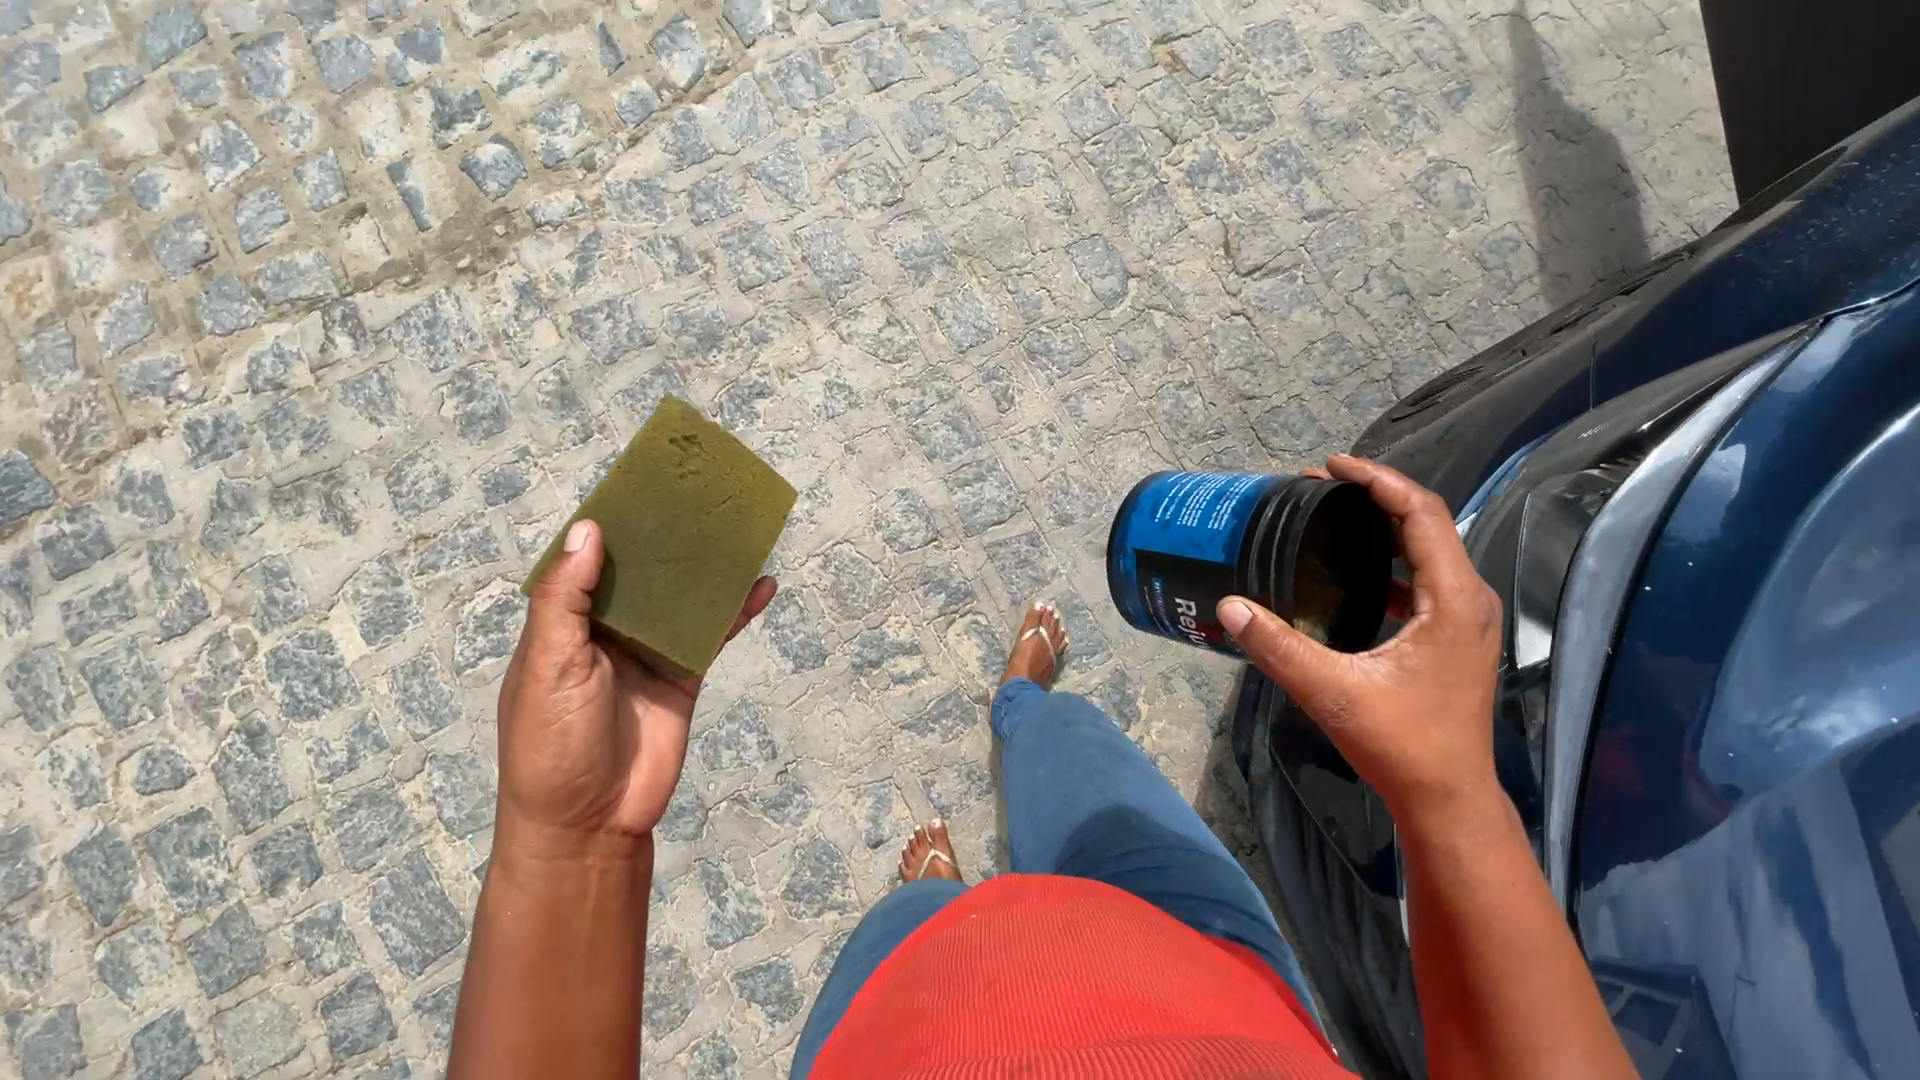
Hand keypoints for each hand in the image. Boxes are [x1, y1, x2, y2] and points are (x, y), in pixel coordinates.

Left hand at [494, 519, 776, 859]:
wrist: (590, 821)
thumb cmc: (551, 743)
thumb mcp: (548, 665)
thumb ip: (566, 599)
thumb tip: (589, 529)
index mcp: (563, 623)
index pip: (587, 560)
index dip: (610, 524)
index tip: (639, 484)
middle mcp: (608, 630)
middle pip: (642, 573)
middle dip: (666, 538)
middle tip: (700, 496)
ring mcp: (650, 652)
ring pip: (682, 599)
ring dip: (707, 569)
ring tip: (738, 528)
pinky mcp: (684, 676)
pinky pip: (714, 635)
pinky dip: (737, 611)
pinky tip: (762, 586)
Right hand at [1217, 455, 1501, 816]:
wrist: (1448, 798)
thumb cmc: (1401, 743)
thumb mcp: (1331, 690)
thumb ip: (1278, 646)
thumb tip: (1228, 605)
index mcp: (1452, 599)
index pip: (1420, 513)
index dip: (1377, 480)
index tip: (1330, 466)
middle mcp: (1468, 599)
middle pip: (1425, 524)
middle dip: (1373, 497)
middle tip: (1317, 489)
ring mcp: (1464, 619)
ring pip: (1427, 551)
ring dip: (1382, 527)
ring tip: (1330, 519)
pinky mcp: (1453, 637)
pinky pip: (1424, 578)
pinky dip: (1390, 560)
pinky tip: (1352, 572)